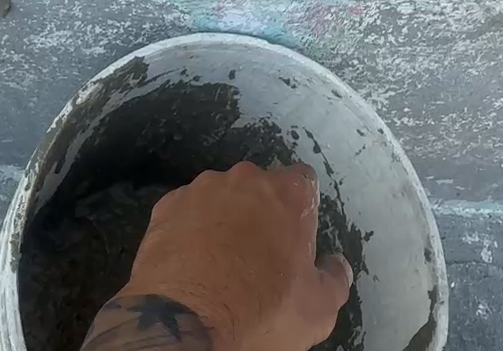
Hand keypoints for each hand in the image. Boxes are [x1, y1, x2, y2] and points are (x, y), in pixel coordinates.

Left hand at [100, 162, 351, 350]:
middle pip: (260, 188)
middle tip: (259, 257)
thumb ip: (334, 279)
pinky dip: (191, 230)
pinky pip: (187, 212)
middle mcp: (245, 178)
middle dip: (261, 214)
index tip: (295, 239)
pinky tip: (191, 263)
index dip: (302, 209)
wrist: (185, 325)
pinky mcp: (167, 205)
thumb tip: (335, 264)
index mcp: (287, 193)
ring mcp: (201, 188)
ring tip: (220, 263)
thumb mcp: (318, 310)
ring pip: (221, 197)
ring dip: (224, 220)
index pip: (304, 181)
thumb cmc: (262, 311)